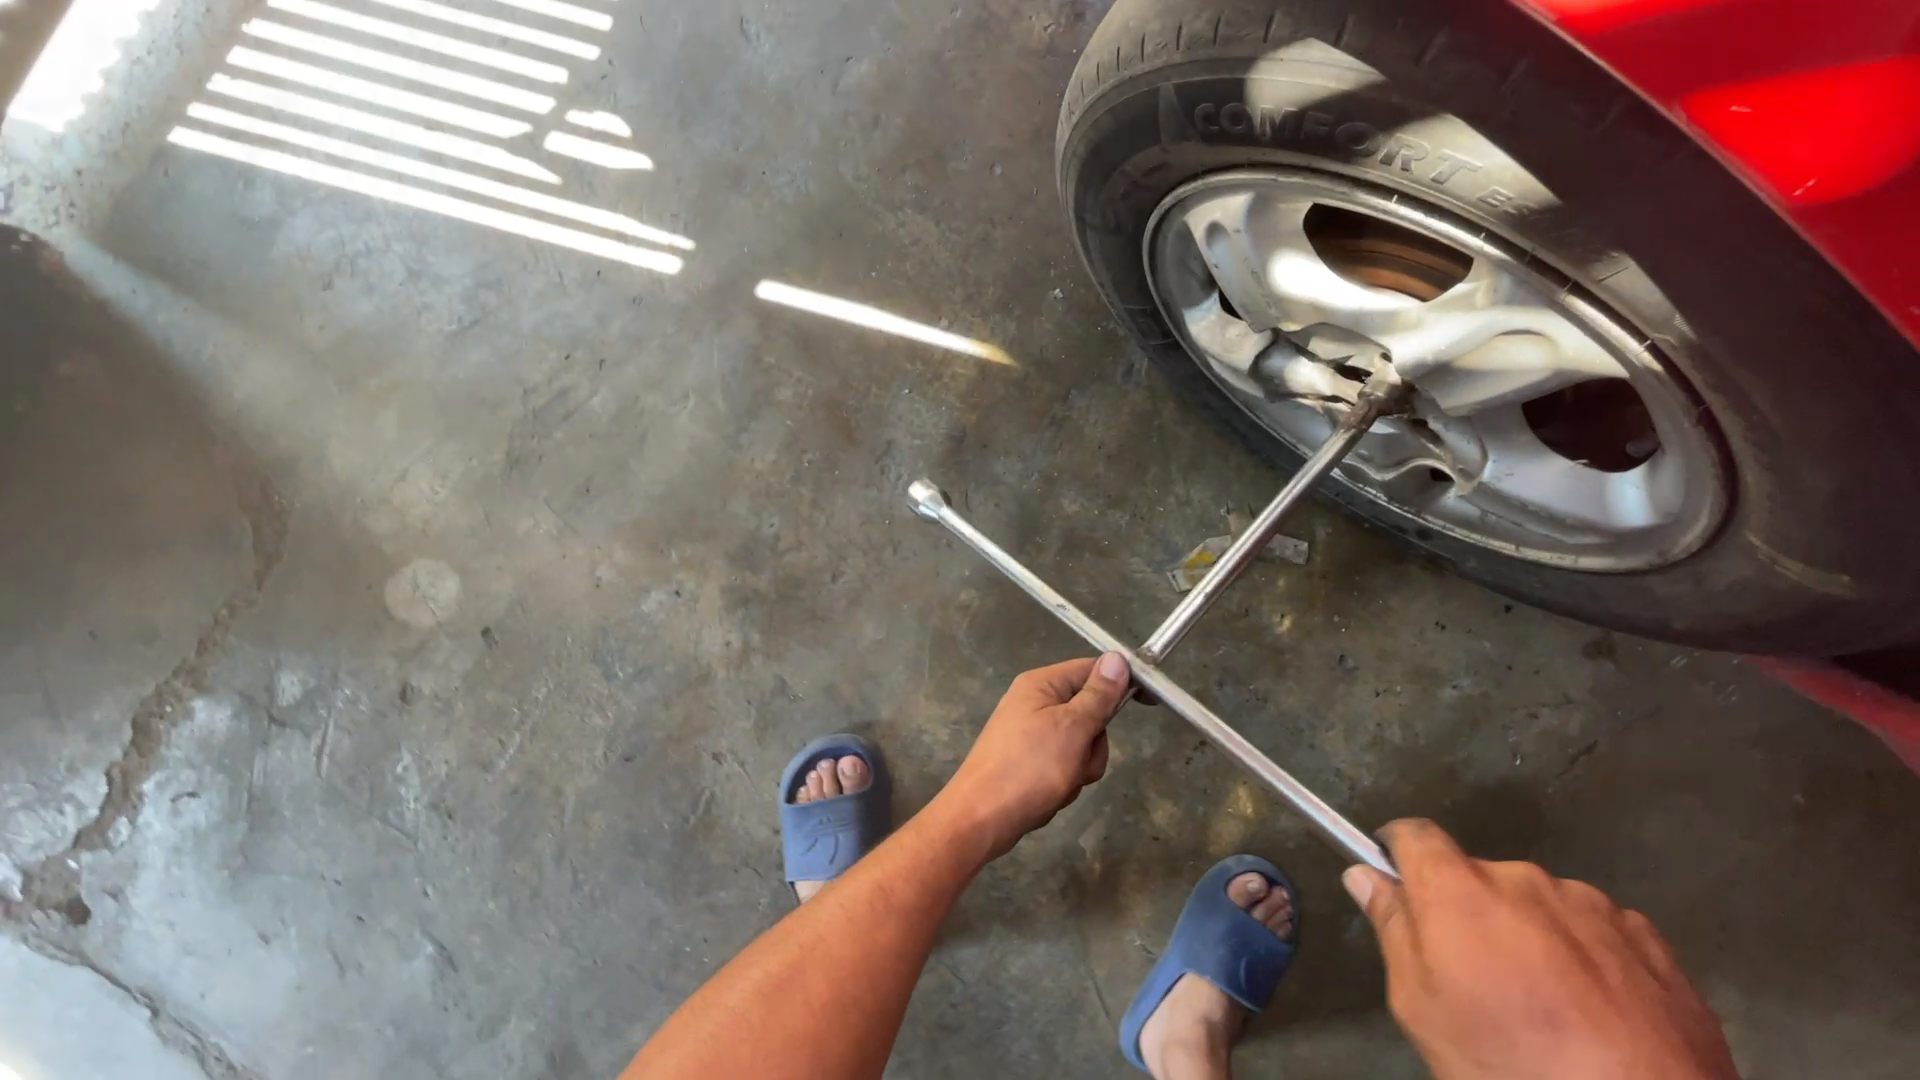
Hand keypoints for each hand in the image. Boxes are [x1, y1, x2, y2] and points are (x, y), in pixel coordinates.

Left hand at [936, 652, 1130, 857]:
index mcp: (1041, 684)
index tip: (1150, 702)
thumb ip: (1098, 695)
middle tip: (1078, 759)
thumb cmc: (1027, 769)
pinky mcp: (1029, 762)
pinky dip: (1064, 782)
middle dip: (1093, 743)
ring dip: (1080, 768)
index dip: (1120, 684)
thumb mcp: (1071, 728)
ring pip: (1081, 745)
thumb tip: (1117, 658)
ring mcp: (1030, 734)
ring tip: (1060, 782)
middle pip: (1090, 712)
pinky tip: (1049, 796)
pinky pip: (1064, 765)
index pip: (1091, 669)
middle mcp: (1034, 703)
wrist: (980, 819)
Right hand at [1344, 820, 1737, 1079]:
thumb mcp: (1421, 1008)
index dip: (1398, 852)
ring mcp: (1592, 905)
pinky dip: (1584, 953)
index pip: (1413, 834)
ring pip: (1537, 902)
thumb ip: (1392, 930)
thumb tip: (1365, 876)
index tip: (1397, 883)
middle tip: (1477, 976)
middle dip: (1469, 910)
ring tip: (1546, 1002)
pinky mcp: (1650, 939)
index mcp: (1458, 889)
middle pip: (1477, 875)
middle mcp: (1523, 879)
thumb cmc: (1508, 1067)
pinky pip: (1594, 928)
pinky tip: (1594, 1011)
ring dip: (1529, 931)